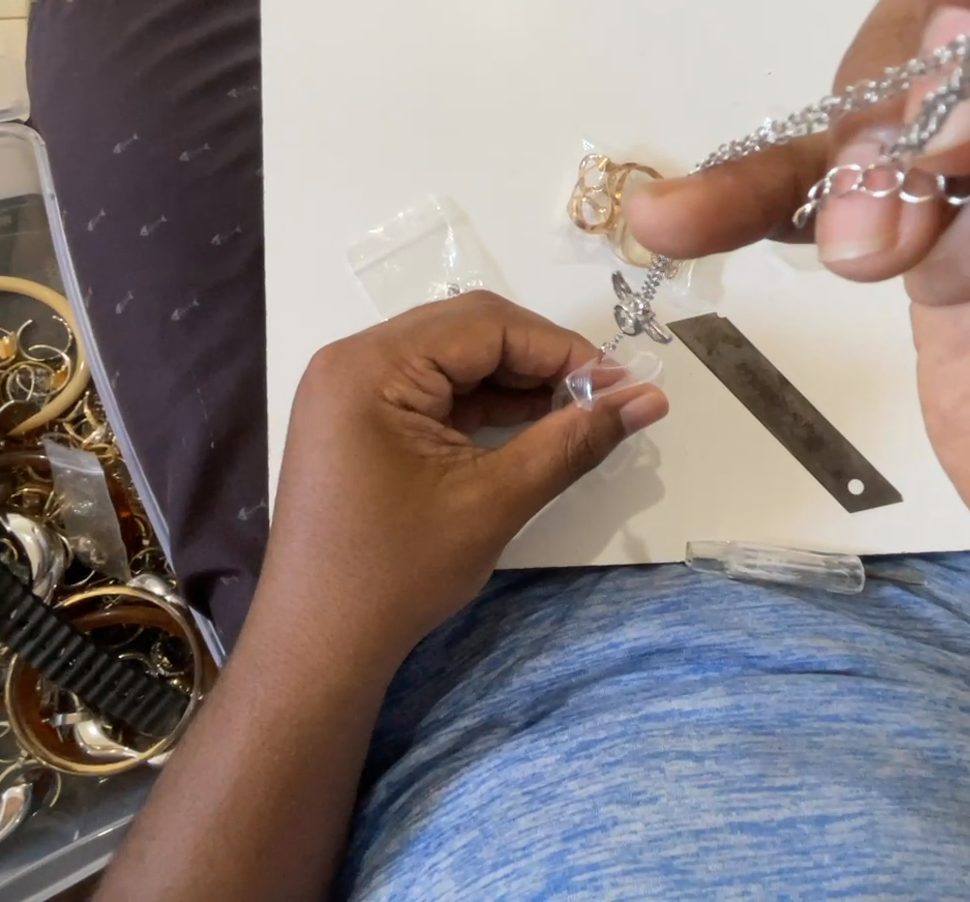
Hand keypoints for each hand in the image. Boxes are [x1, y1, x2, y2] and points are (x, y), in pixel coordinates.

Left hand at [261, 292, 668, 666]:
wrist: (319, 644)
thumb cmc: (398, 573)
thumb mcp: (495, 500)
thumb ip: (575, 441)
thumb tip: (650, 399)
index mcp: (372, 366)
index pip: (485, 325)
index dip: (560, 349)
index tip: (618, 385)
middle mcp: (354, 360)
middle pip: (468, 332)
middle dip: (539, 361)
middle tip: (598, 400)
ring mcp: (352, 388)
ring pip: (454, 358)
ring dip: (515, 380)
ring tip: (573, 414)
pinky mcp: (360, 417)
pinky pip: (433, 388)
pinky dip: (483, 402)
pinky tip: (527, 424)